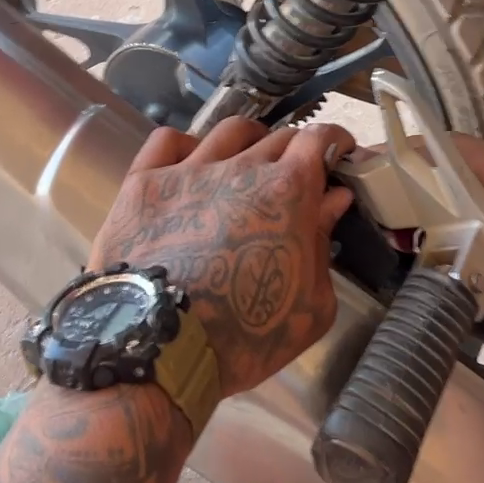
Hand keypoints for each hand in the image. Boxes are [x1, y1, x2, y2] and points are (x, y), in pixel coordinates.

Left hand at [89, 118, 355, 397]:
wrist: (157, 352)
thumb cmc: (244, 338)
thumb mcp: (310, 305)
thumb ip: (323, 243)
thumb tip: (334, 199)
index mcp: (288, 190)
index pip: (320, 137)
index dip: (335, 142)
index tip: (338, 154)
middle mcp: (242, 166)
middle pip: (279, 136)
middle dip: (296, 151)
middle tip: (295, 178)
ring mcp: (189, 169)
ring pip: (230, 130)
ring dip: (249, 141)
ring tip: (248, 163)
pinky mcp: (144, 181)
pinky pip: (168, 140)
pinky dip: (186, 146)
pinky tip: (191, 165)